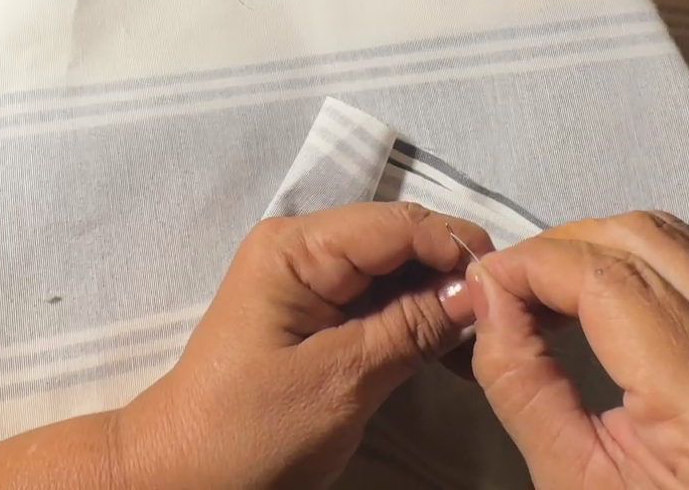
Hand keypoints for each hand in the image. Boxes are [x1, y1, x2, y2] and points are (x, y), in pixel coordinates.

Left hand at [121, 202, 495, 489]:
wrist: (183, 471)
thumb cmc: (253, 427)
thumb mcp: (340, 380)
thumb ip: (409, 328)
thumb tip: (478, 291)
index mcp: (298, 245)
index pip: (393, 223)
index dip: (452, 246)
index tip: (505, 288)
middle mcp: (304, 243)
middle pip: (396, 239)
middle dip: (449, 272)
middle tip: (503, 319)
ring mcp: (309, 273)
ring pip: (392, 267)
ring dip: (437, 297)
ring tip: (481, 340)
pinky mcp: (316, 305)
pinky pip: (376, 295)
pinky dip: (414, 316)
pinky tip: (447, 346)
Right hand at [468, 211, 688, 488]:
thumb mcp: (575, 489)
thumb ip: (520, 380)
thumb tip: (486, 287)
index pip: (613, 283)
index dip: (535, 263)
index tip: (486, 278)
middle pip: (645, 241)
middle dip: (563, 247)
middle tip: (516, 285)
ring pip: (677, 238)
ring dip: (601, 247)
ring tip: (556, 288)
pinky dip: (645, 262)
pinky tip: (611, 297)